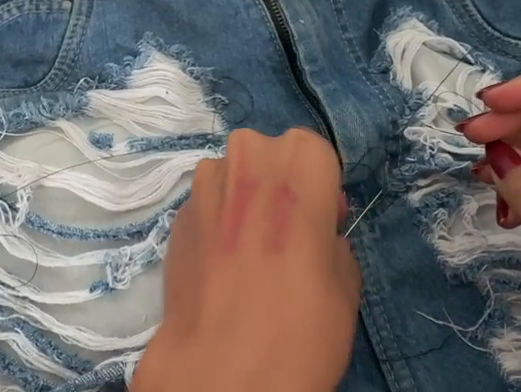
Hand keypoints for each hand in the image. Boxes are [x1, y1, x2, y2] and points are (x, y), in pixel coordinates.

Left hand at [133, 129, 361, 391]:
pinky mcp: (175, 211)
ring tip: (250, 257)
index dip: (319, 186)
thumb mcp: (345, 283)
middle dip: (278, 186)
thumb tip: (319, 227)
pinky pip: (207, 205)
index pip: (315, 151)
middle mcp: (246, 155)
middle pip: (268, 156)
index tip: (322, 220)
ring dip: (243, 202)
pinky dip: (216, 225)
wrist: (220, 369)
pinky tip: (222, 268)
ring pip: (234, 177)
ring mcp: (204, 182)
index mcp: (298, 162)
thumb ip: (331, 237)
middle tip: (287, 238)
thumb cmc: (299, 327)